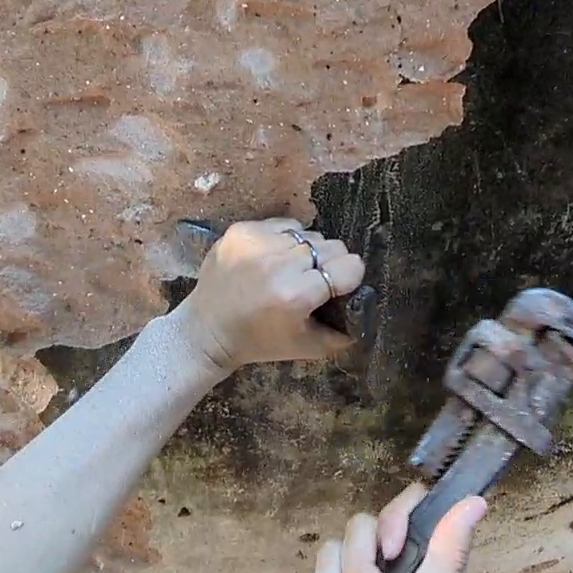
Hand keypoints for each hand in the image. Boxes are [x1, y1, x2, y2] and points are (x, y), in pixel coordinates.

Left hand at [172, 218, 365, 371]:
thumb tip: (366, 310)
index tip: (340, 286)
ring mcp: (259, 243)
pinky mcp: (242, 230)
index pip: (350, 266)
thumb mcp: (307, 347)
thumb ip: (343, 333)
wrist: (206, 330)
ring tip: (290, 270)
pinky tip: (272, 259)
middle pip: (332, 246)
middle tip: (313, 281)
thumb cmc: (259, 342)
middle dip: (329, 264)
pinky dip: (285, 240)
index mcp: (297, 295)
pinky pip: (283, 225)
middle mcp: (279, 263)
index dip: (349, 277)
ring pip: (309, 234)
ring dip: (306, 251)